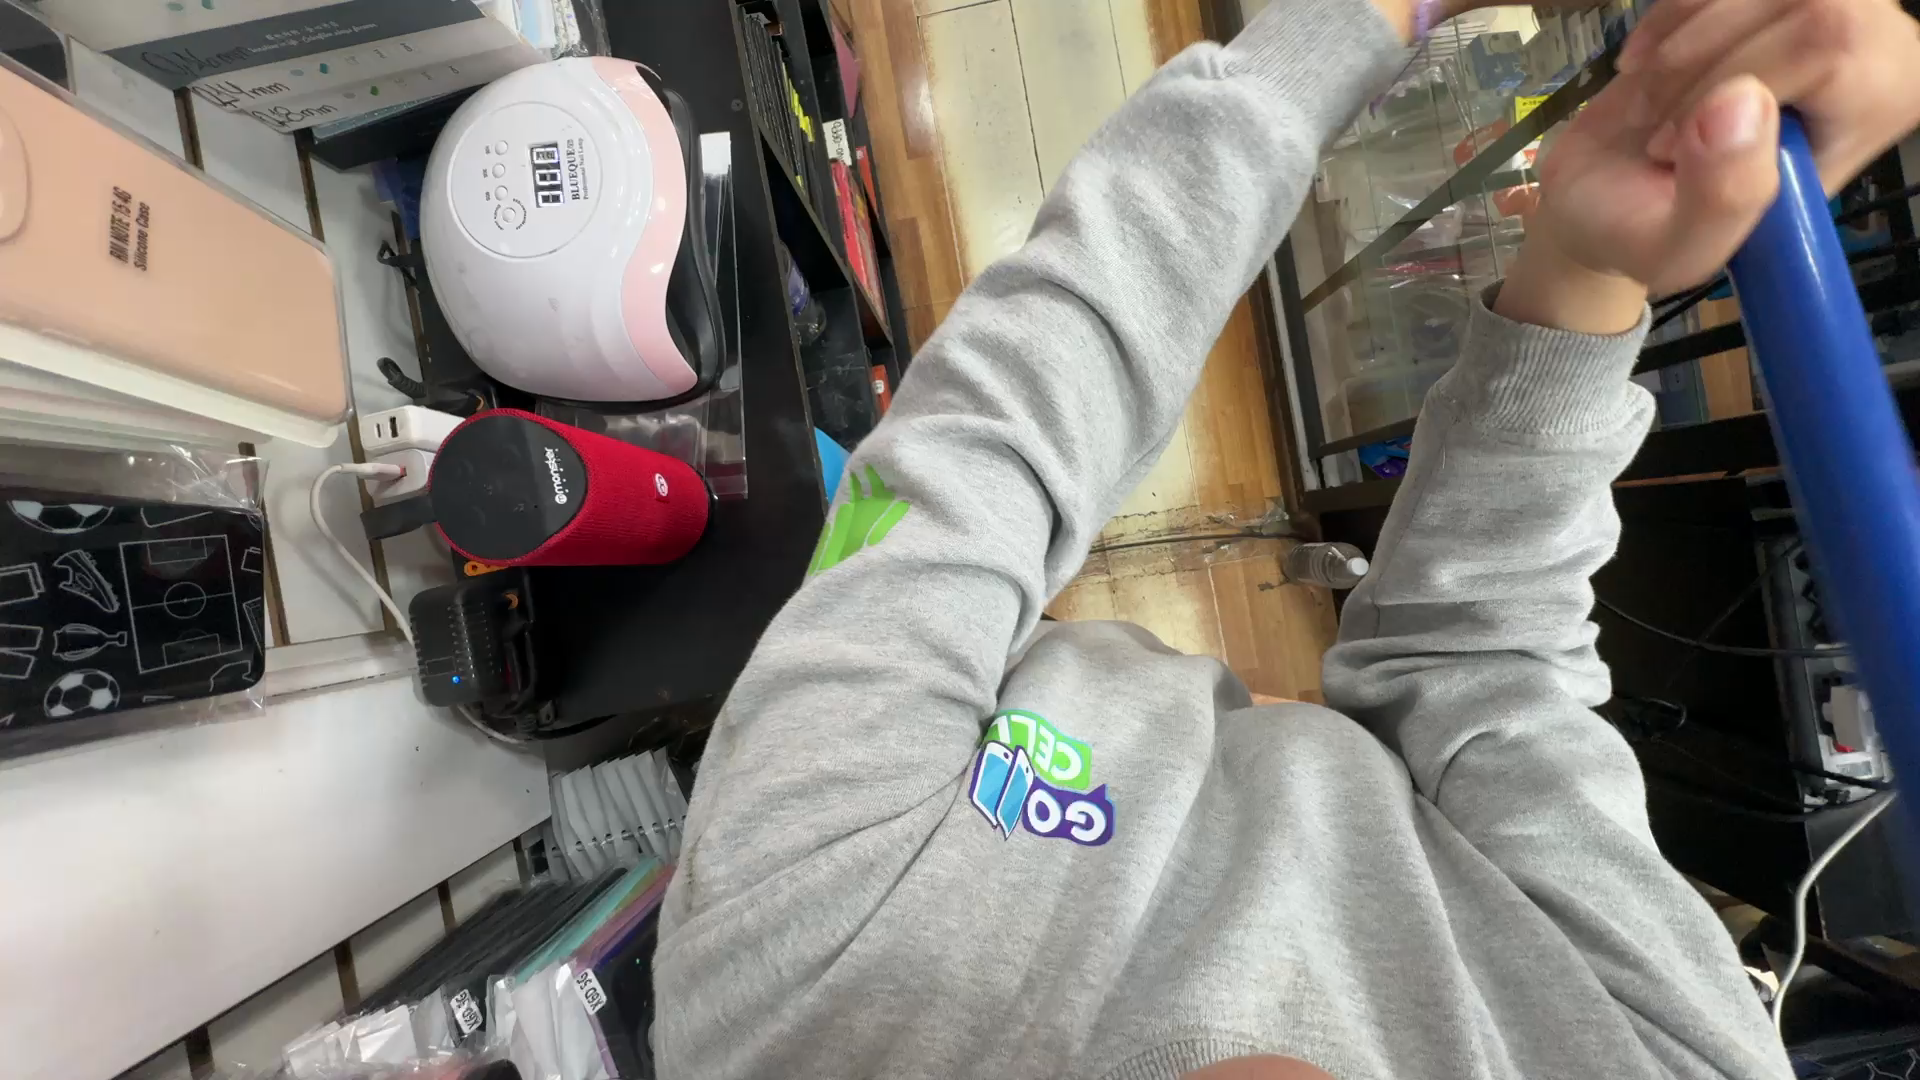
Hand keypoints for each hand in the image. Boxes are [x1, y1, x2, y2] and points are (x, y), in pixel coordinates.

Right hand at [1500, 0, 1919, 330]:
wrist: (1595, 208)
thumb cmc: (1637, 234)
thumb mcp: (1672, 252)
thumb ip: (1721, 201)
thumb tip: (1734, 103)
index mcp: (1872, 110)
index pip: (1832, 40)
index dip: (1734, 86)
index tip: (1674, 149)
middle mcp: (1870, 50)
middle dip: (1698, 65)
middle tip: (1660, 127)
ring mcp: (1819, 15)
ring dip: (1676, 50)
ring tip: (1652, 106)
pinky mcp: (1762, 2)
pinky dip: (1663, 20)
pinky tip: (1647, 67)